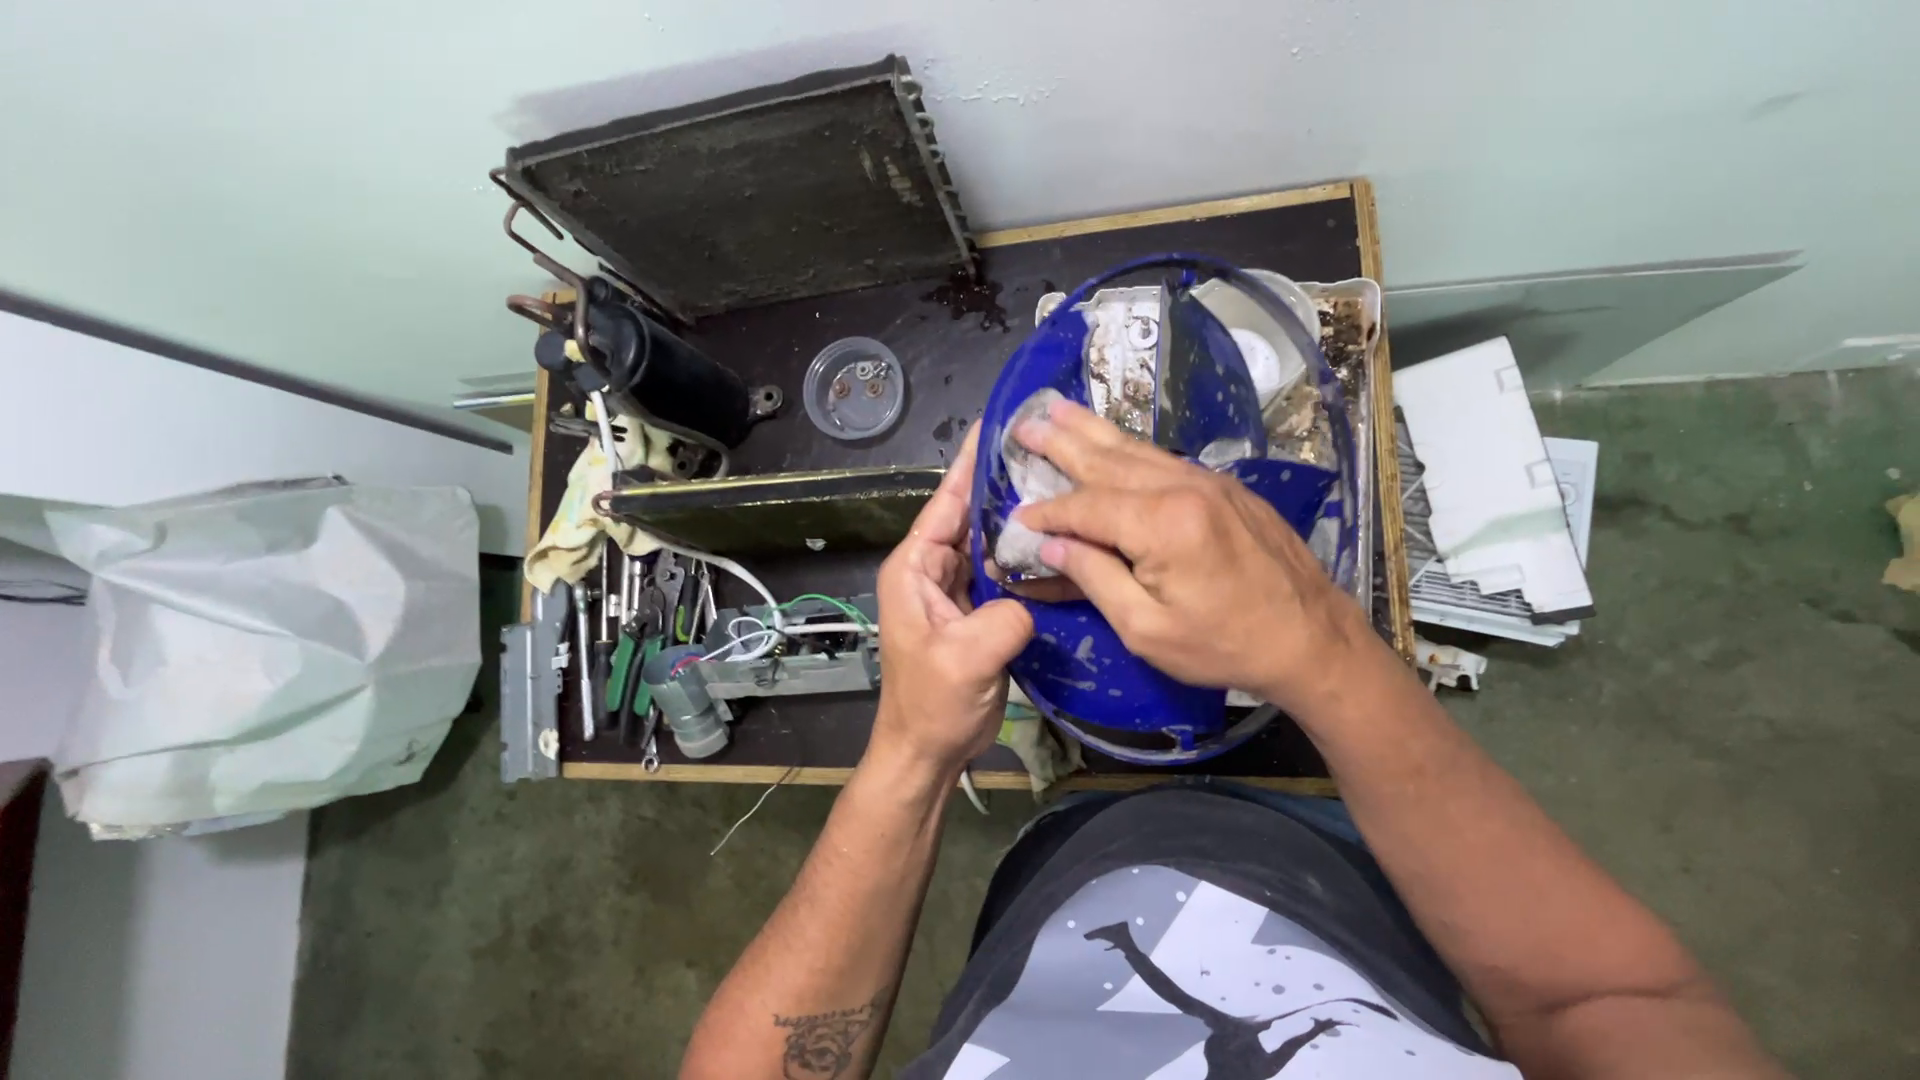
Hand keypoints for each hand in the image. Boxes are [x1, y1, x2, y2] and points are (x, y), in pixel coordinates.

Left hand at [869, 424, 1033, 777]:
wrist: (929, 750)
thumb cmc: (931, 705)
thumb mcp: (964, 661)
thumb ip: (1002, 621)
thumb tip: (1032, 599)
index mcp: (914, 568)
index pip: (945, 503)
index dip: (972, 465)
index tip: (1000, 425)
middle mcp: (931, 570)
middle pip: (970, 515)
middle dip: (1003, 484)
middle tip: (1050, 451)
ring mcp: (955, 591)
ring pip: (989, 541)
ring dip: (1017, 518)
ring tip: (1061, 485)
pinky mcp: (977, 612)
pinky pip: (1001, 571)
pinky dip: (1024, 555)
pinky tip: (1057, 541)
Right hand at [1009, 399, 1371, 713]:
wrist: (1310, 637)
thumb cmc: (1222, 644)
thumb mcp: (1146, 628)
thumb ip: (1095, 578)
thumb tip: (1052, 545)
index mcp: (1161, 523)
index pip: (1085, 507)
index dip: (1047, 512)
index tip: (1016, 516)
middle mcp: (1182, 487)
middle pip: (1107, 459)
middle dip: (1061, 442)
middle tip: (1023, 424)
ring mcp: (1207, 481)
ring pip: (1136, 450)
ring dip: (1092, 431)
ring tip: (1057, 410)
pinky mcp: (1224, 487)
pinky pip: (1163, 459)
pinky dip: (1129, 447)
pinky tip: (1113, 441)